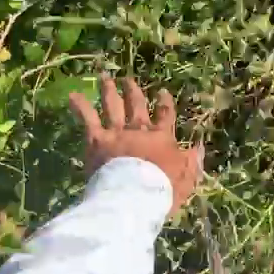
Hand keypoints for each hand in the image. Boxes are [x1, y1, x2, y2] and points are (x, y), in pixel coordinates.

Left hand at [68, 74, 203, 216]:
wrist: (134, 195)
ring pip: (113, 106)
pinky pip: (88, 119)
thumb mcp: (186, 176)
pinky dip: (81, 106)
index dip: (164, 102)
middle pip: (137, 106)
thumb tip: (200, 146)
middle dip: (133, 92)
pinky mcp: (98, 139)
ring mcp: (117, 132)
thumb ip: (193, 160)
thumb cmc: (162, 188)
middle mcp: (139, 129)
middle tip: (128, 79)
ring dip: (109, 91)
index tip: (162, 91)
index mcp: (161, 137)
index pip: (165, 115)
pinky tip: (73, 95)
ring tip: (105, 78)